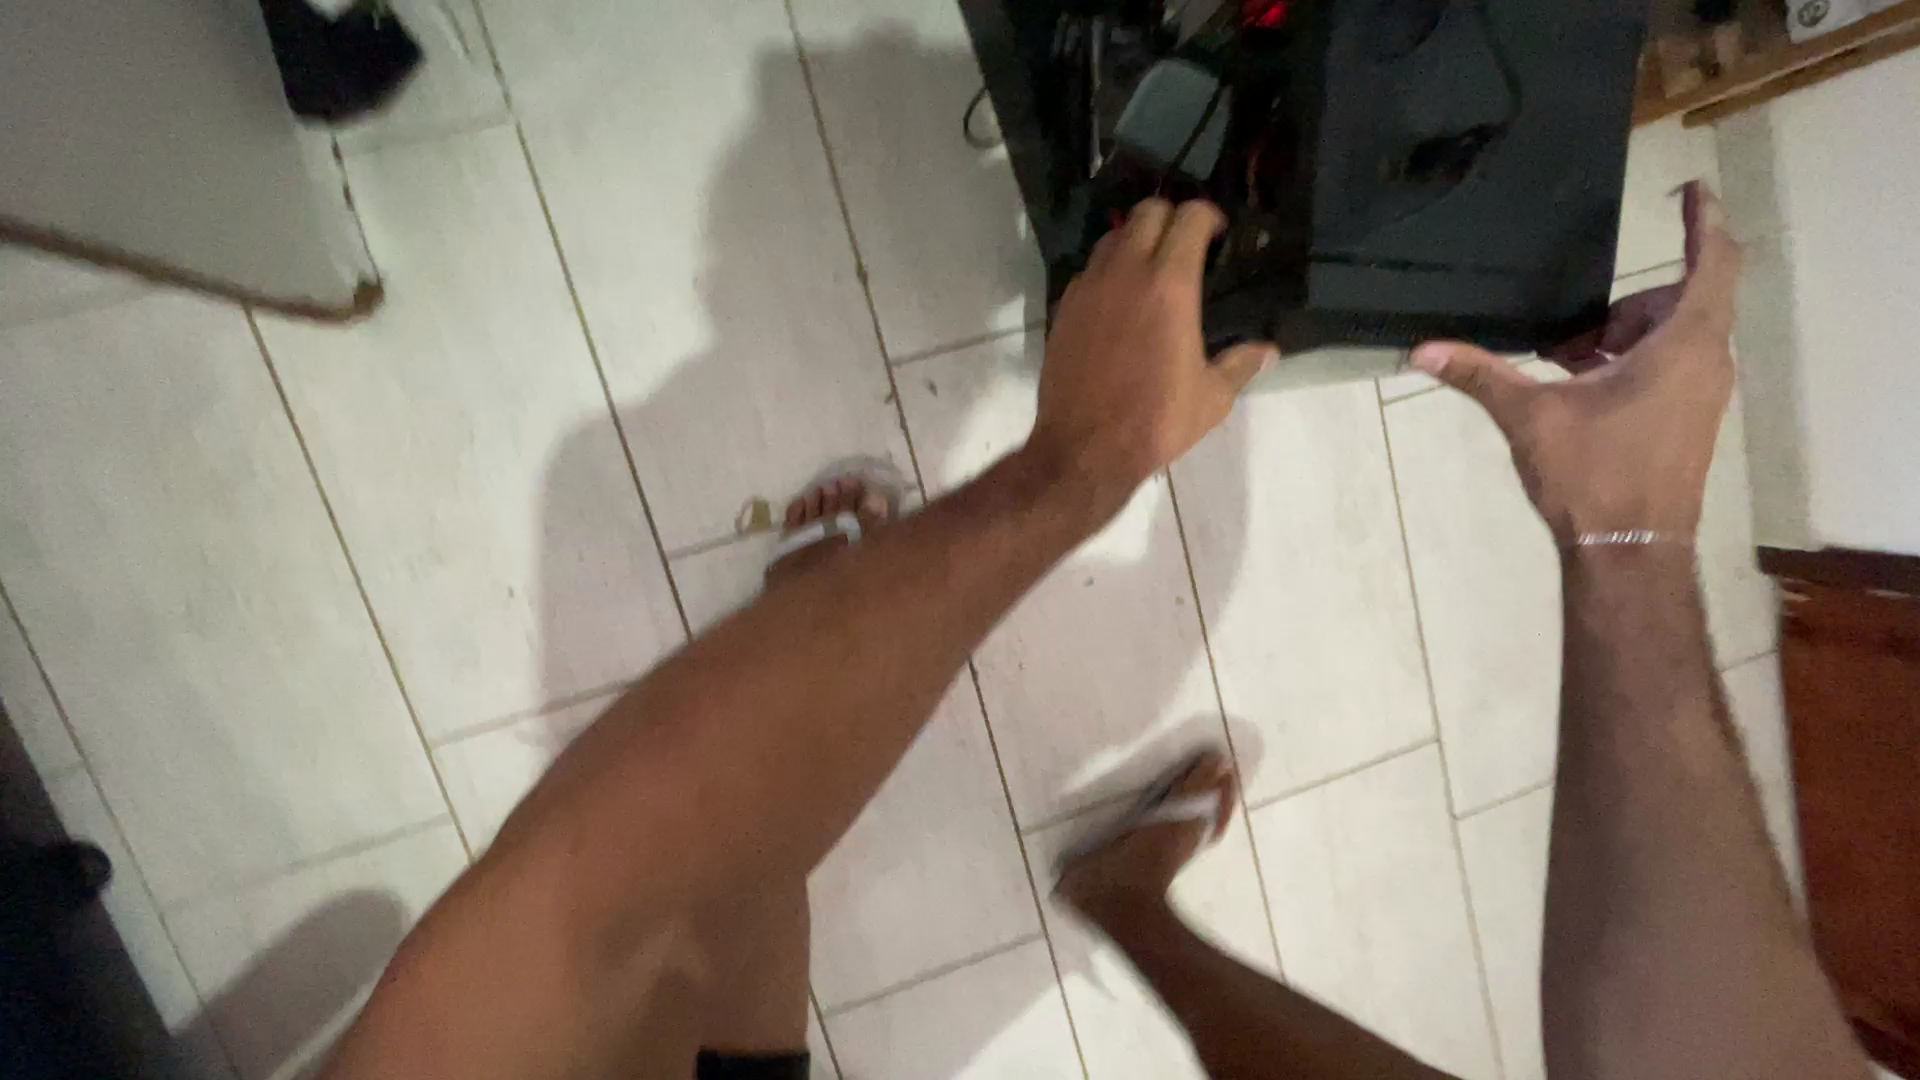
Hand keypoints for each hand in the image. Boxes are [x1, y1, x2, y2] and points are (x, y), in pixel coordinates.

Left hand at [1026, 198, 1276, 504]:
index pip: (1190, 217)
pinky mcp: (1063, 310)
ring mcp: (1087, 289)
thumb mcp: (1210, 398)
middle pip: (1146, 213)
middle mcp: (1125, 273)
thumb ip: (1240, 365)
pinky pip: (1087, 272)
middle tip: (1184, 247)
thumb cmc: (1154, 422)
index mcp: (1169, 285)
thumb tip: (1269, 351)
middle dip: (1170, 218)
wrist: (1084, 448)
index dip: (1208, 217)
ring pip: (1111, 238)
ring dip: (1134, 241)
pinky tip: (1117, 302)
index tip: (1217, 236)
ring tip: (1149, 270)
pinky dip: (1106, 272)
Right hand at [1410, 182, 1741, 544]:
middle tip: (1562, 333)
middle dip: (1620, 308)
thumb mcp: (1527, 416)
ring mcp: (1702, 392)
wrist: (1628, 545)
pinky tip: (1576, 392)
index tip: (1690, 191)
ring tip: (1560, 366)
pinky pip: (1666, 367)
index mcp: (1683, 344)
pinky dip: (1626, 365)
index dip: (1704, 221)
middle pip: (1677, 302)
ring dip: (1618, 340)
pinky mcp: (1688, 418)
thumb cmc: (1590, 471)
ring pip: (1669, 338)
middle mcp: (1708, 360)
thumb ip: (1479, 375)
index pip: (1713, 261)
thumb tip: (1420, 349)